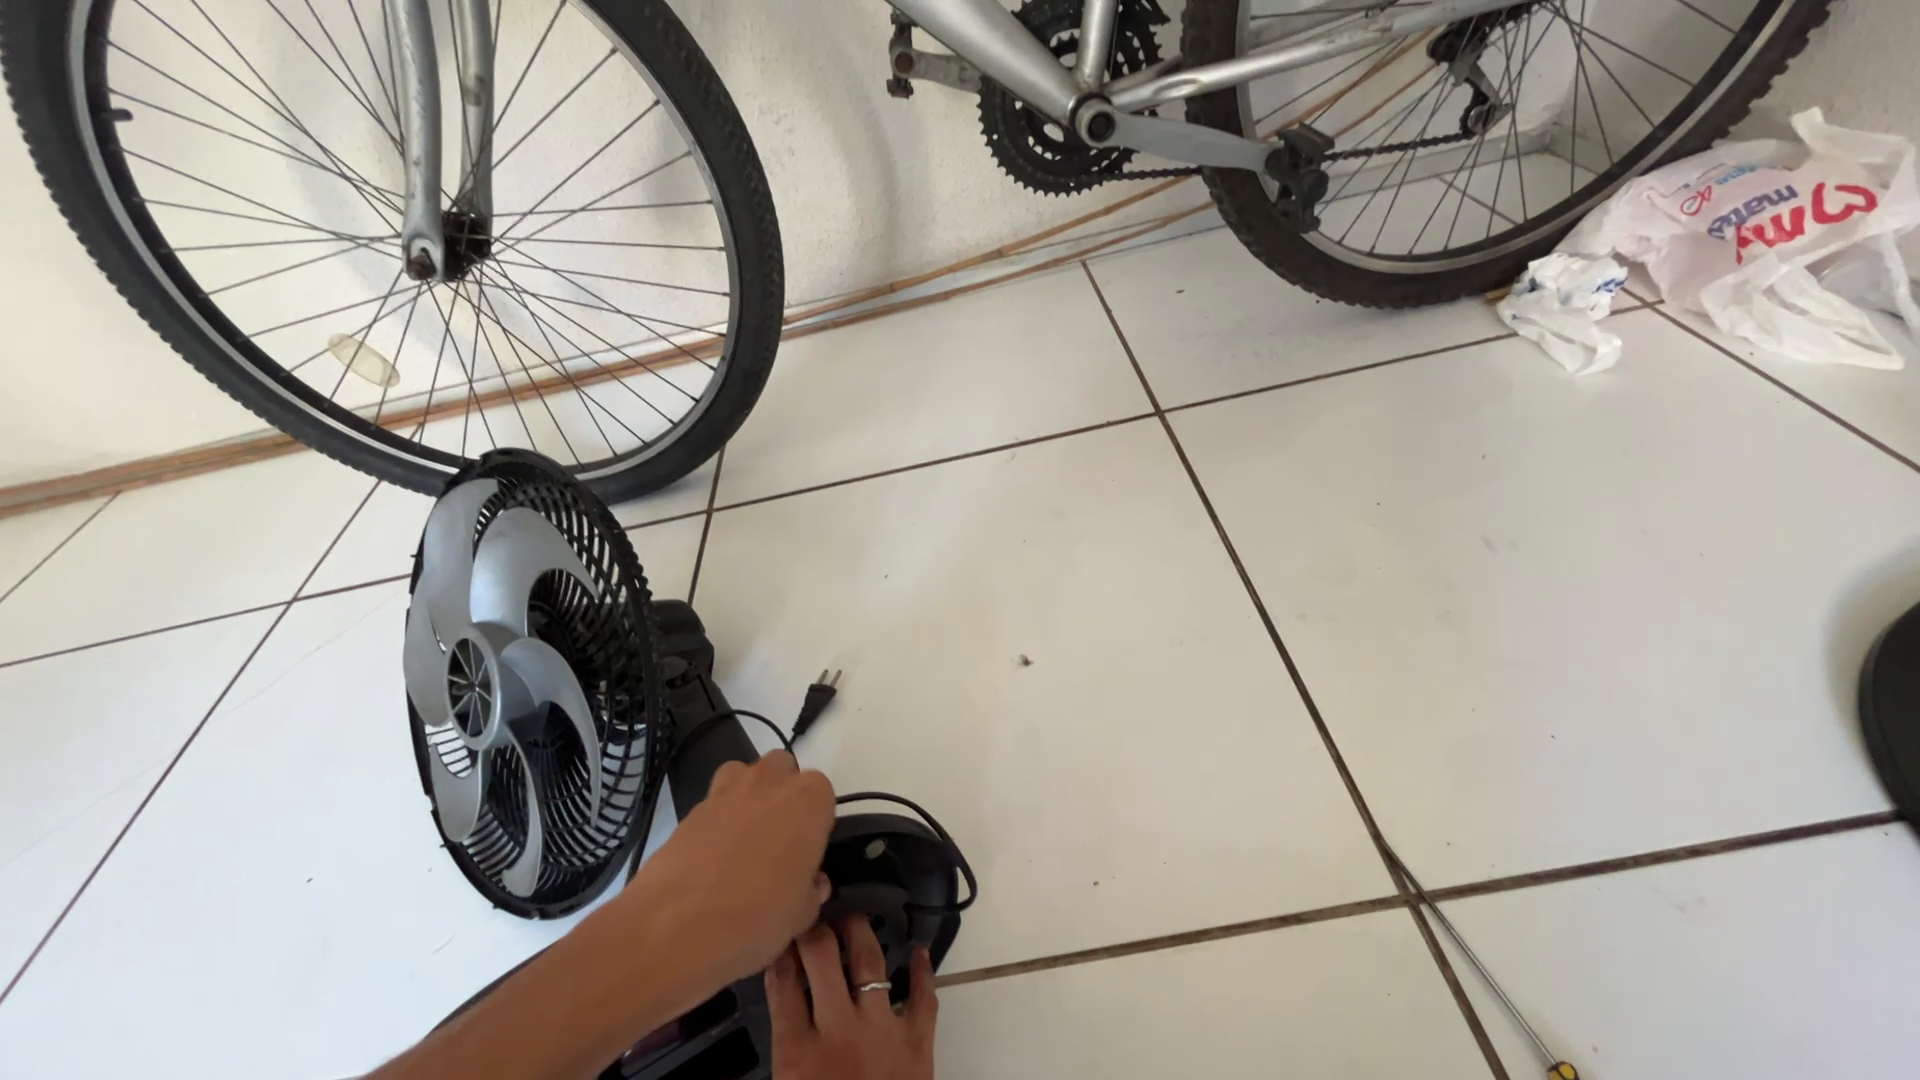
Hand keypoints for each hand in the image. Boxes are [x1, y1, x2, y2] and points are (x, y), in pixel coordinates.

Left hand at [615, 752, 836, 987]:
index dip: (816, 824)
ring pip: (743, 775)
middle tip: (779, 842)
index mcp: (808, 799)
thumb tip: (809, 885)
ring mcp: (724, 792)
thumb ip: (812, 890)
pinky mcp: (688, 811)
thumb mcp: (803, 914)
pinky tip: (712, 863)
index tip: (809, 855)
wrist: (675, 927)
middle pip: (782, 769)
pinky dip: (715, 824)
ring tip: (744, 842)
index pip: (823, 795)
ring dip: (747, 796)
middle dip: (783, 794)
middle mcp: (768, 782)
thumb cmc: (757, 915)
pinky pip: (712, 806)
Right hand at [766, 919, 937, 1079]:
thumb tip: (725, 1072)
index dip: (781, 950)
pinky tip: (919, 949)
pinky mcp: (918, 1041)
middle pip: (822, 957)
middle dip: (816, 928)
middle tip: (815, 914)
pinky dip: (923, 970)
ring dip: (861, 932)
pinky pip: (924, 996)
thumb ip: (765, 1069)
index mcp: (797, 1051)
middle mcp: (838, 1028)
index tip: (781, 933)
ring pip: (869, 961)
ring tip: (853, 917)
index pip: (782, 982)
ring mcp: (881, 1029)